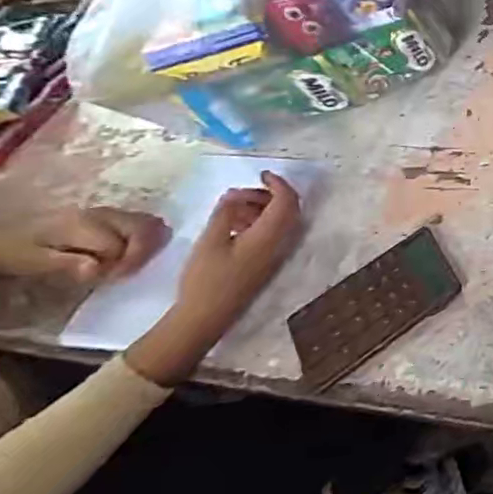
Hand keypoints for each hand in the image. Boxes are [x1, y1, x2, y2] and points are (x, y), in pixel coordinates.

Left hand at [0, 208, 167, 284]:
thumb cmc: (5, 255)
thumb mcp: (29, 264)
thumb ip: (67, 265)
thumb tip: (101, 269)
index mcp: (83, 224)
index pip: (122, 243)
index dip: (124, 264)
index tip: (115, 281)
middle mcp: (100, 213)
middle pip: (144, 226)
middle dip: (146, 251)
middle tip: (128, 274)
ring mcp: (104, 213)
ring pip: (146, 223)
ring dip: (149, 245)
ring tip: (130, 267)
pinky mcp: (105, 219)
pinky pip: (138, 225)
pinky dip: (144, 239)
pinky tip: (128, 256)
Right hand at [125, 173, 302, 385]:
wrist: (205, 319)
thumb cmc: (206, 280)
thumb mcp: (210, 241)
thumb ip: (226, 213)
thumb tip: (236, 194)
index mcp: (271, 235)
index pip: (287, 201)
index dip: (278, 183)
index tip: (262, 174)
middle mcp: (281, 243)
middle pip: (287, 209)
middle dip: (267, 194)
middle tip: (240, 193)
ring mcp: (275, 254)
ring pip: (278, 221)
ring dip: (260, 208)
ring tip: (230, 206)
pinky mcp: (266, 262)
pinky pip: (271, 234)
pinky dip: (257, 222)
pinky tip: (232, 223)